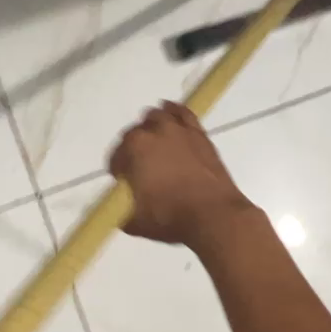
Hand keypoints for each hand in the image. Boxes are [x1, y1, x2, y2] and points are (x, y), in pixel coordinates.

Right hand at [108, 102, 257, 248]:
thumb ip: (121, 211)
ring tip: (154, 140)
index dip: (118, 170)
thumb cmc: (170, 217)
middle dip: (133, 149)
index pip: (117, 155)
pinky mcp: (198, 134)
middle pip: (135, 134)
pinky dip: (174, 110)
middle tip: (140, 168)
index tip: (123, 182)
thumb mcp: (134, 221)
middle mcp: (153, 132)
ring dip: (151, 126)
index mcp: (134, 148)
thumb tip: (120, 210)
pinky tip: (170, 111)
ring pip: (157, 116)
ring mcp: (178, 130)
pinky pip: (182, 113)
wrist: (213, 215)